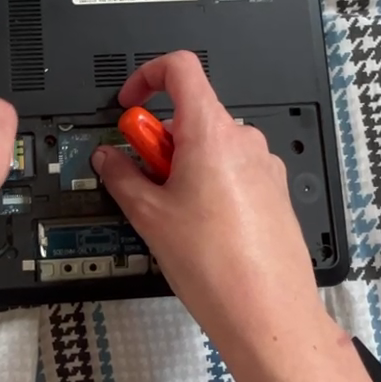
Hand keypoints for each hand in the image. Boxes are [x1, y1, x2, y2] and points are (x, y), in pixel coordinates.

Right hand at [92, 51, 325, 348]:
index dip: (146, 76)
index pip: (179, 68)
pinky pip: (231, 167)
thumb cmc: (218, 266)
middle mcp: (243, 140)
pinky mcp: (273, 190)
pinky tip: (199, 226)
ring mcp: (262, 165)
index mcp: (211, 132)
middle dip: (158, 140)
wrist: (268, 313)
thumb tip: (108, 158)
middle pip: (190, 113)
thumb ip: (121, 175)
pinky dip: (207, 180)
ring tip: (171, 212)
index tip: (129, 103)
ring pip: (210, 143)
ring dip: (182, 163)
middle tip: (142, 179)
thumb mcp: (149, 216)